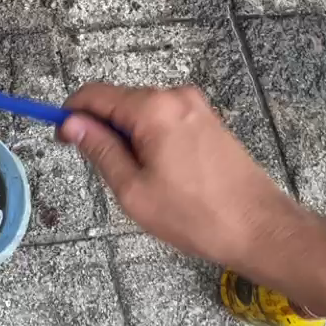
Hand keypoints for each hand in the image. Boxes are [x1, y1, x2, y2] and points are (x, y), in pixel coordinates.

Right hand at [58, 83, 307, 277]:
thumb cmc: (196, 216)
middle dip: (101, 129)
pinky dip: (149, 138)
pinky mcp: (208, 119)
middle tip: (104, 171)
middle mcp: (174, 96)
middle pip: (118, 101)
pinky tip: (161, 173)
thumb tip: (70, 124)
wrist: (263, 230)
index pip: (94, 94)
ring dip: (127, 136)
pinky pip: (163, 119)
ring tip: (138, 179)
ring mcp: (195, 105)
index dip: (70, 113)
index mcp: (152, 108)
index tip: (61, 138)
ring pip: (140, 111)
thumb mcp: (133, 189)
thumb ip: (99, 150)